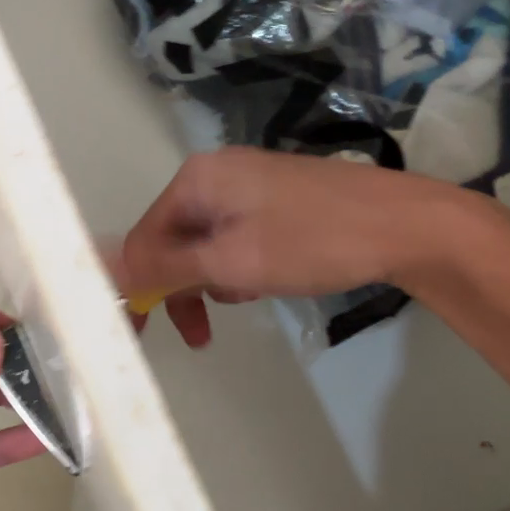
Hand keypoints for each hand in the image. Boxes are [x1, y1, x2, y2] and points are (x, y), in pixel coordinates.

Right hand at [120, 146, 497, 346]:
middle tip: (198, 336)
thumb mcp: (231, 261)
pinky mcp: (275, 197)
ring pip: (206, 243)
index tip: (140, 332)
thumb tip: (103, 267)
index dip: (137, 286)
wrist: (407, 225)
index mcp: (197, 180)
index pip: (143, 238)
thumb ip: (164, 267)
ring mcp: (248, 183)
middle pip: (173, 240)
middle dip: (182, 288)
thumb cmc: (313, 242)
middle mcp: (215, 174)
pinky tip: (265, 282)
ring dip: (214, 280)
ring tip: (246, 298)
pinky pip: (235, 236)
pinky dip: (240, 265)